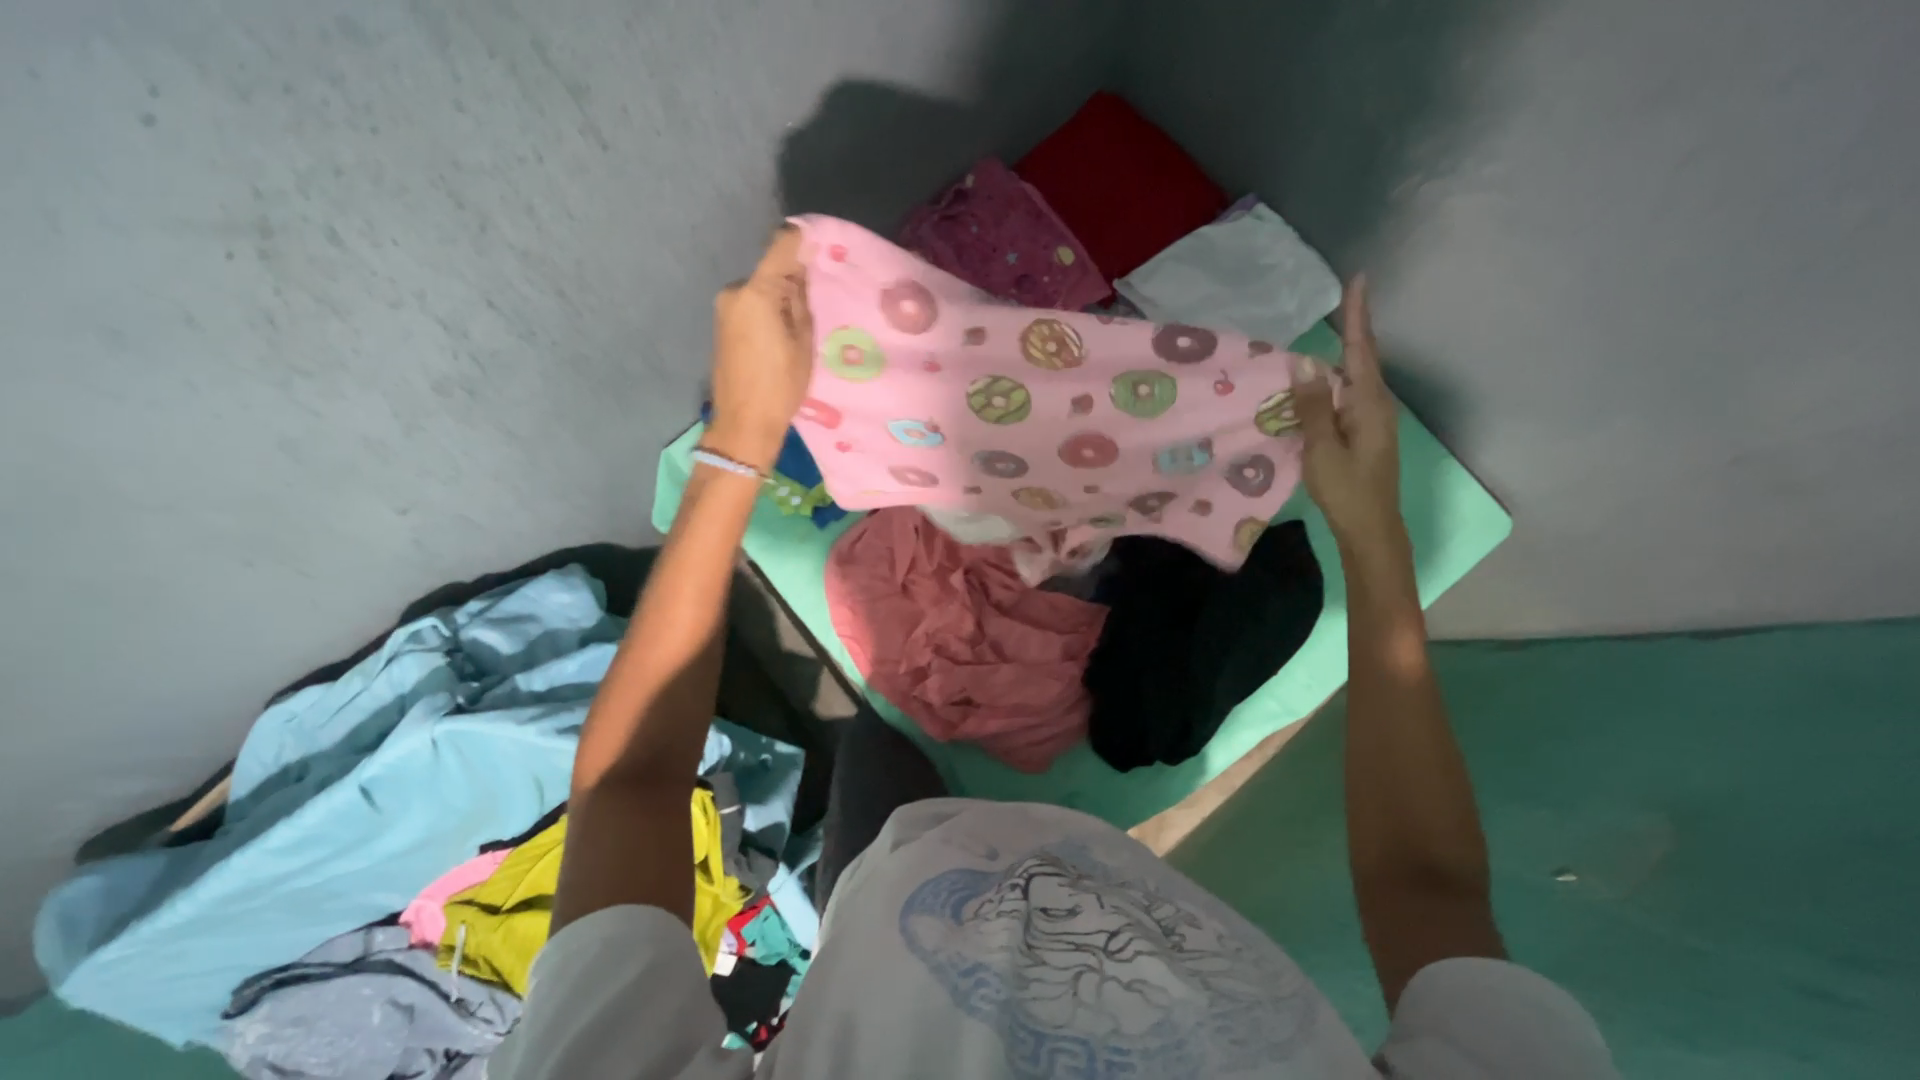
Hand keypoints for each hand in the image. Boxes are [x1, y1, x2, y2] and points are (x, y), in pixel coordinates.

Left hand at [705, 226, 813, 471]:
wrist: (743, 423)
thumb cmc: (781, 385)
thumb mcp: (803, 340)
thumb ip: (800, 298)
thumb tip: (801, 267)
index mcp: (757, 291)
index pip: (782, 245)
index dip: (803, 241)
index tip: (824, 248)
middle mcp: (735, 290)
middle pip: (771, 270)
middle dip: (793, 280)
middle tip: (815, 306)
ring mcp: (725, 307)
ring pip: (762, 288)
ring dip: (780, 298)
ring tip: (799, 328)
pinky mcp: (722, 323)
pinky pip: (751, 304)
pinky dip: (767, 310)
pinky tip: (781, 336)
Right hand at [1294, 276, 1405, 554]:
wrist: (1371, 530)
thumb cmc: (1346, 491)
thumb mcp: (1322, 448)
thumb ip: (1313, 406)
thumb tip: (1303, 362)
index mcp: (1368, 404)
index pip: (1361, 349)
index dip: (1358, 315)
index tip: (1360, 279)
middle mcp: (1376, 405)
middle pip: (1361, 359)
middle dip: (1352, 329)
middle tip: (1344, 298)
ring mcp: (1372, 420)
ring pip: (1353, 379)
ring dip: (1339, 357)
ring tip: (1325, 335)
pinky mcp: (1364, 434)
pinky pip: (1347, 397)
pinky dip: (1333, 383)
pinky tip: (1315, 386)